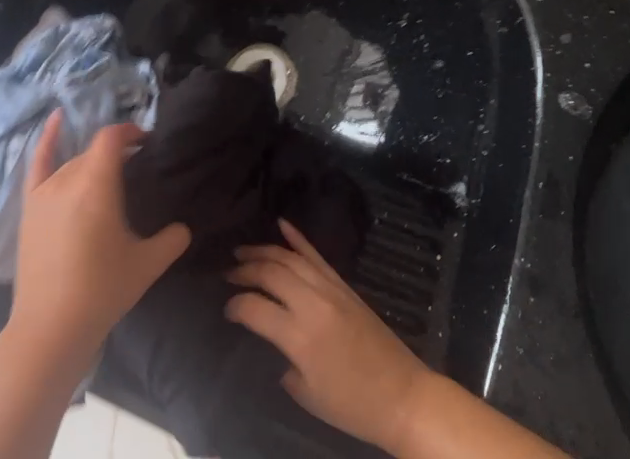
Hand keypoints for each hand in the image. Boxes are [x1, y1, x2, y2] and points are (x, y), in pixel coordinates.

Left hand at [9, 112, 190, 354]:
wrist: (52, 326)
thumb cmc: (103, 291)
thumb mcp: (148, 264)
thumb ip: (172, 238)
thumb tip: (183, 226)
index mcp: (97, 185)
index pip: (112, 139)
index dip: (132, 132)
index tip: (150, 143)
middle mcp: (68, 179)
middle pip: (95, 153)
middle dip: (117, 155)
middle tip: (138, 173)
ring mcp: (44, 192)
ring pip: (73, 163)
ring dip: (93, 163)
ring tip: (112, 177)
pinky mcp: (29, 207)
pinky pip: (37, 164)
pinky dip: (46, 140)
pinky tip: (55, 120)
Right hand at [225, 219, 434, 451]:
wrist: (404, 397)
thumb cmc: (352, 406)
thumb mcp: (306, 394)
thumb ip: (282, 363)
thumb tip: (271, 343)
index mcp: (300, 336)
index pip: (253, 308)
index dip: (233, 307)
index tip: (225, 311)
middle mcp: (313, 304)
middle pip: (270, 273)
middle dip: (243, 271)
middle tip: (226, 275)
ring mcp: (332, 291)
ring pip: (291, 258)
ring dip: (263, 251)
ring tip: (241, 252)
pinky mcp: (346, 287)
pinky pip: (318, 256)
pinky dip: (298, 238)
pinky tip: (282, 224)